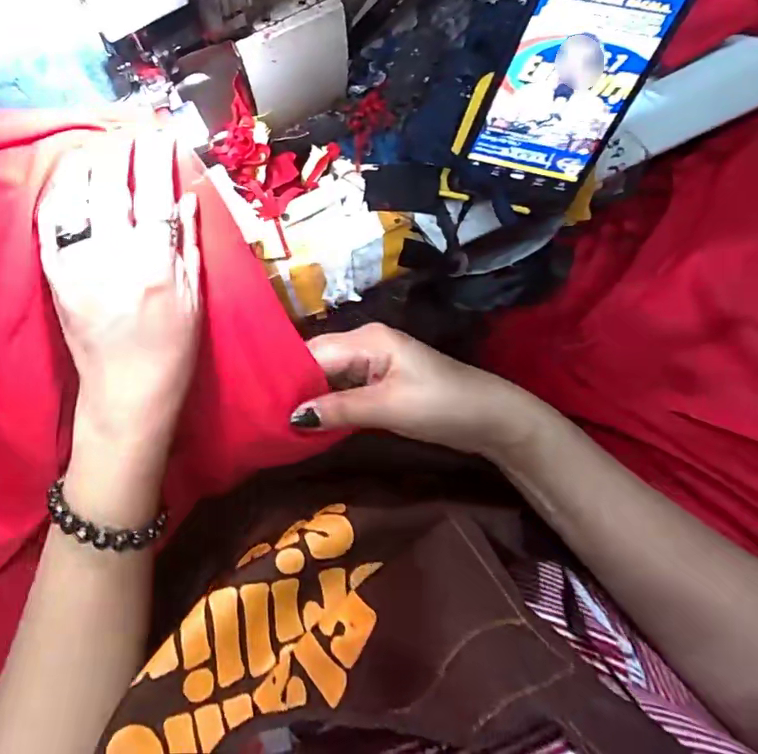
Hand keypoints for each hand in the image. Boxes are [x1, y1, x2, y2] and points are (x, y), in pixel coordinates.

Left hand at [39, 131, 202, 520]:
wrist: (124, 396)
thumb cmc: (171, 351)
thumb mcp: (194, 298)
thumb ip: (187, 242)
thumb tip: (183, 195)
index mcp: (154, 262)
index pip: (155, 191)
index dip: (156, 155)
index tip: (157, 133)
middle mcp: (112, 256)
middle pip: (109, 184)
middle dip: (117, 150)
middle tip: (124, 136)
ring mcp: (76, 266)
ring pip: (72, 198)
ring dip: (81, 165)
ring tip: (92, 149)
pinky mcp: (54, 278)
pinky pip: (48, 226)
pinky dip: (55, 197)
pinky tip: (65, 183)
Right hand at [291, 323, 550, 461]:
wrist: (494, 419)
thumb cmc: (443, 407)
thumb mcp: (389, 409)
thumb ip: (339, 409)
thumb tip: (293, 416)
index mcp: (366, 338)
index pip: (313, 352)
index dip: (288, 375)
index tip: (262, 401)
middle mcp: (364, 341)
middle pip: (317, 360)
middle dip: (295, 386)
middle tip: (266, 413)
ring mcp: (372, 360)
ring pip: (327, 374)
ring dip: (310, 396)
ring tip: (281, 418)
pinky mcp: (378, 379)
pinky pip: (342, 386)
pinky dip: (328, 402)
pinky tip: (313, 419)